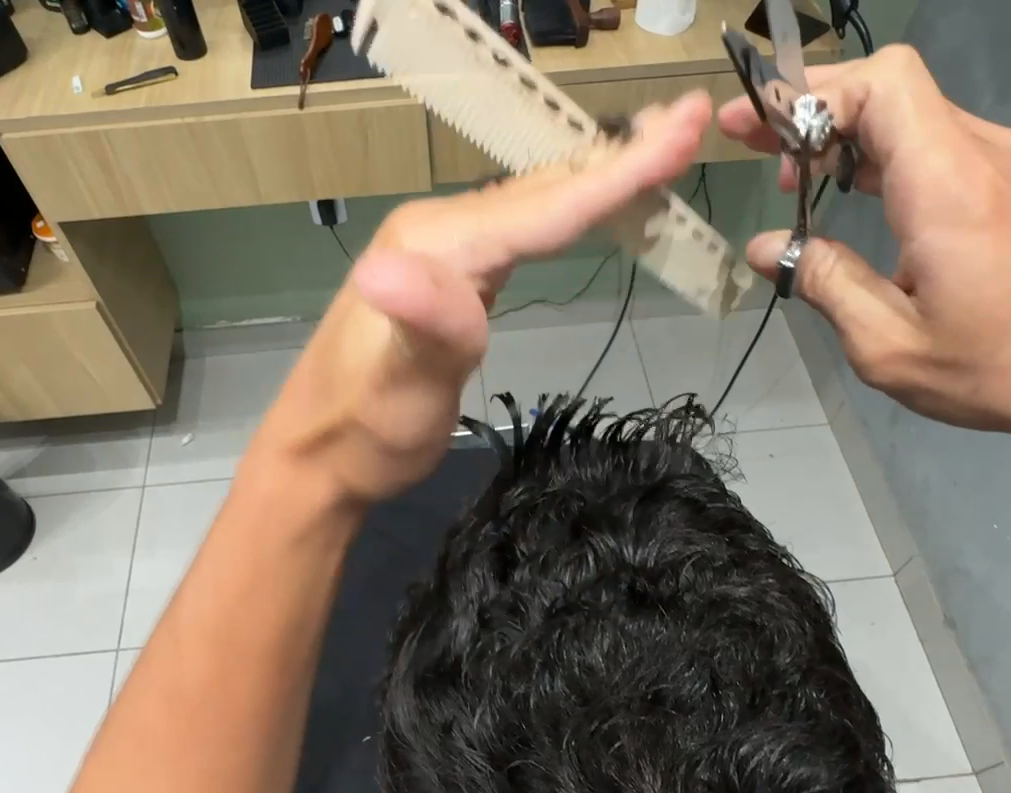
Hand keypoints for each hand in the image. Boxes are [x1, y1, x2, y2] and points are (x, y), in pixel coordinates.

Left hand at [252, 93, 709, 504]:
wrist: (320, 454)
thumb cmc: (366, 429)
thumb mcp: (401, 386)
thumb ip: (422, 325)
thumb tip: (393, 264)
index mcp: (436, 248)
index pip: (544, 208)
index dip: (618, 174)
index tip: (687, 130)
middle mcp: (435, 232)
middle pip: (542, 192)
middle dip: (619, 158)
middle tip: (690, 120)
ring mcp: (437, 252)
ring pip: (531, 207)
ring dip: (595, 178)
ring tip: (655, 150)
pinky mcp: (442, 277)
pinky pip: (516, 233)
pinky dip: (561, 215)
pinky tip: (581, 210)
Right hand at [718, 47, 1010, 496]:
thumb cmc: (1004, 368)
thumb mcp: (890, 345)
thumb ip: (825, 284)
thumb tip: (766, 248)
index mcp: (948, 185)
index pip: (880, 85)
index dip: (809, 93)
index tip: (755, 129)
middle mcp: (985, 155)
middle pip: (892, 91)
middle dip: (813, 109)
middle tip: (755, 146)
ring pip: (917, 119)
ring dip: (849, 139)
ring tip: (796, 181)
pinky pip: (944, 149)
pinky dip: (888, 160)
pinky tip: (860, 202)